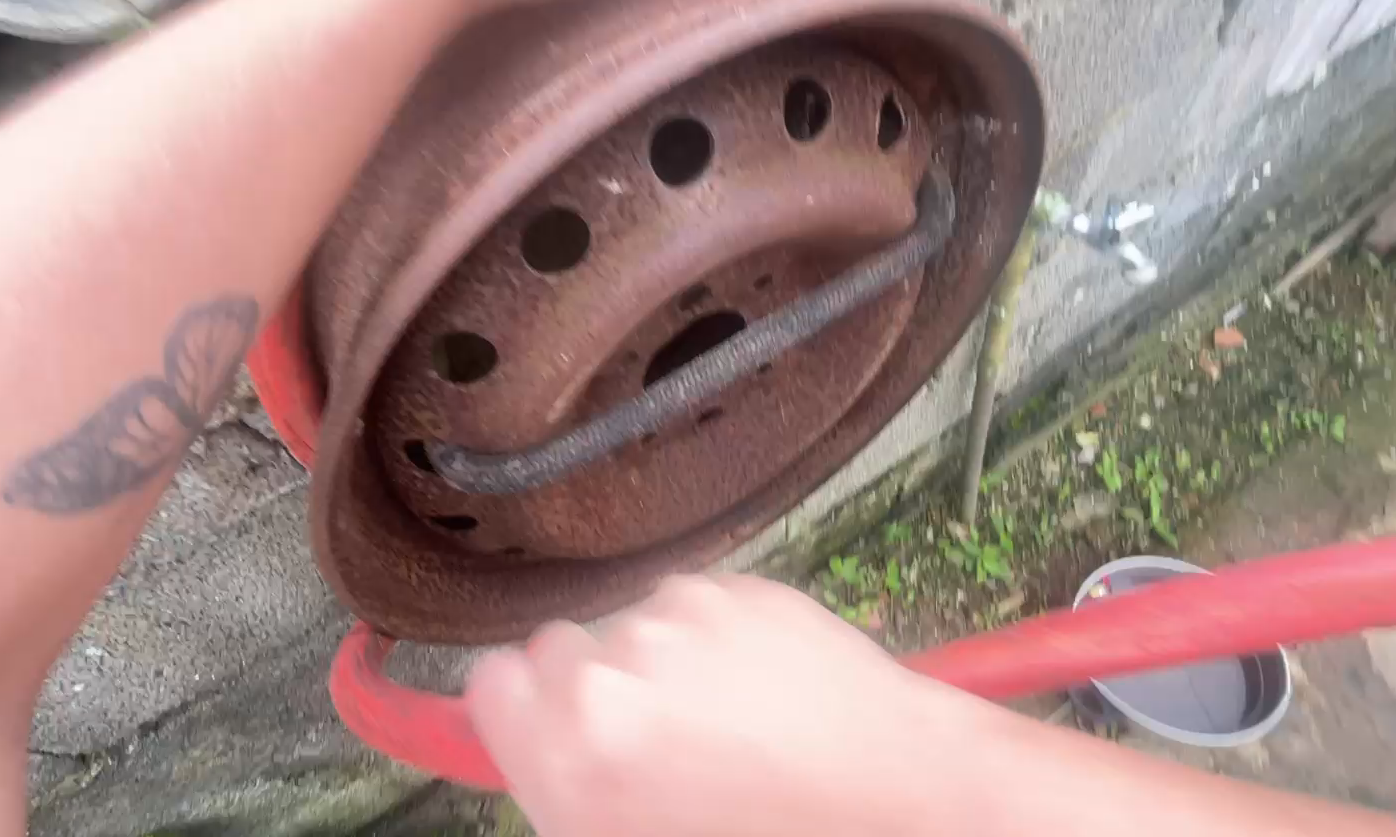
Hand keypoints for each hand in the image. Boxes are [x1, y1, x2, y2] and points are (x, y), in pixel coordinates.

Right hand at [465, 574, 993, 836]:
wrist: (902, 797)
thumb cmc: (771, 835)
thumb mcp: (636, 833)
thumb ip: (573, 786)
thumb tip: (544, 734)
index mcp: (578, 757)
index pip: (493, 682)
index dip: (520, 706)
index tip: (552, 723)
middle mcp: (611, 671)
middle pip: (554, 647)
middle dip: (588, 685)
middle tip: (649, 732)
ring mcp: (673, 616)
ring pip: (625, 625)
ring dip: (653, 662)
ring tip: (722, 716)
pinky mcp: (725, 584)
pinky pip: (685, 605)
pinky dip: (705, 635)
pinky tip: (755, 681)